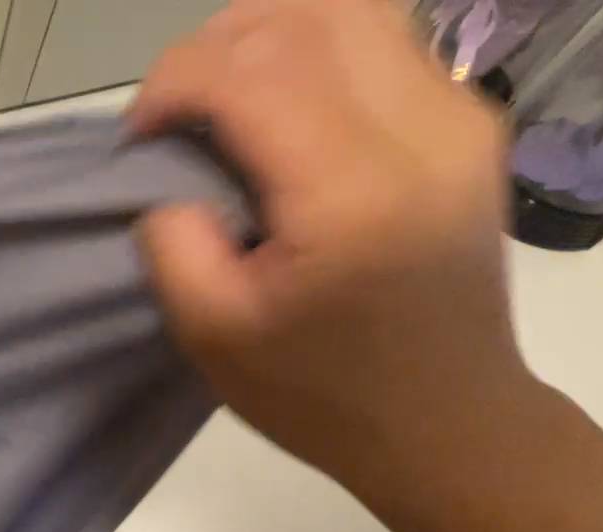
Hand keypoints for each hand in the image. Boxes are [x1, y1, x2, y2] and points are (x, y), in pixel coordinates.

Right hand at [132, 0, 540, 492]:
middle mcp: (422, 127)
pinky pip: (383, 41)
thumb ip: (174, 245)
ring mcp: (459, 114)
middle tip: (171, 110)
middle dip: (215, 44)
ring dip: (266, 33)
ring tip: (217, 95)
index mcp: (350, 192)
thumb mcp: (212, 335)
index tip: (135, 133)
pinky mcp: (467, 121)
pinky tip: (276, 108)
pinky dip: (311, 51)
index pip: (255, 71)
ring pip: (353, 8)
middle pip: (309, 13)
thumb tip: (165, 182)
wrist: (441, 420)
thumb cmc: (315, 392)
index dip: (176, 81)